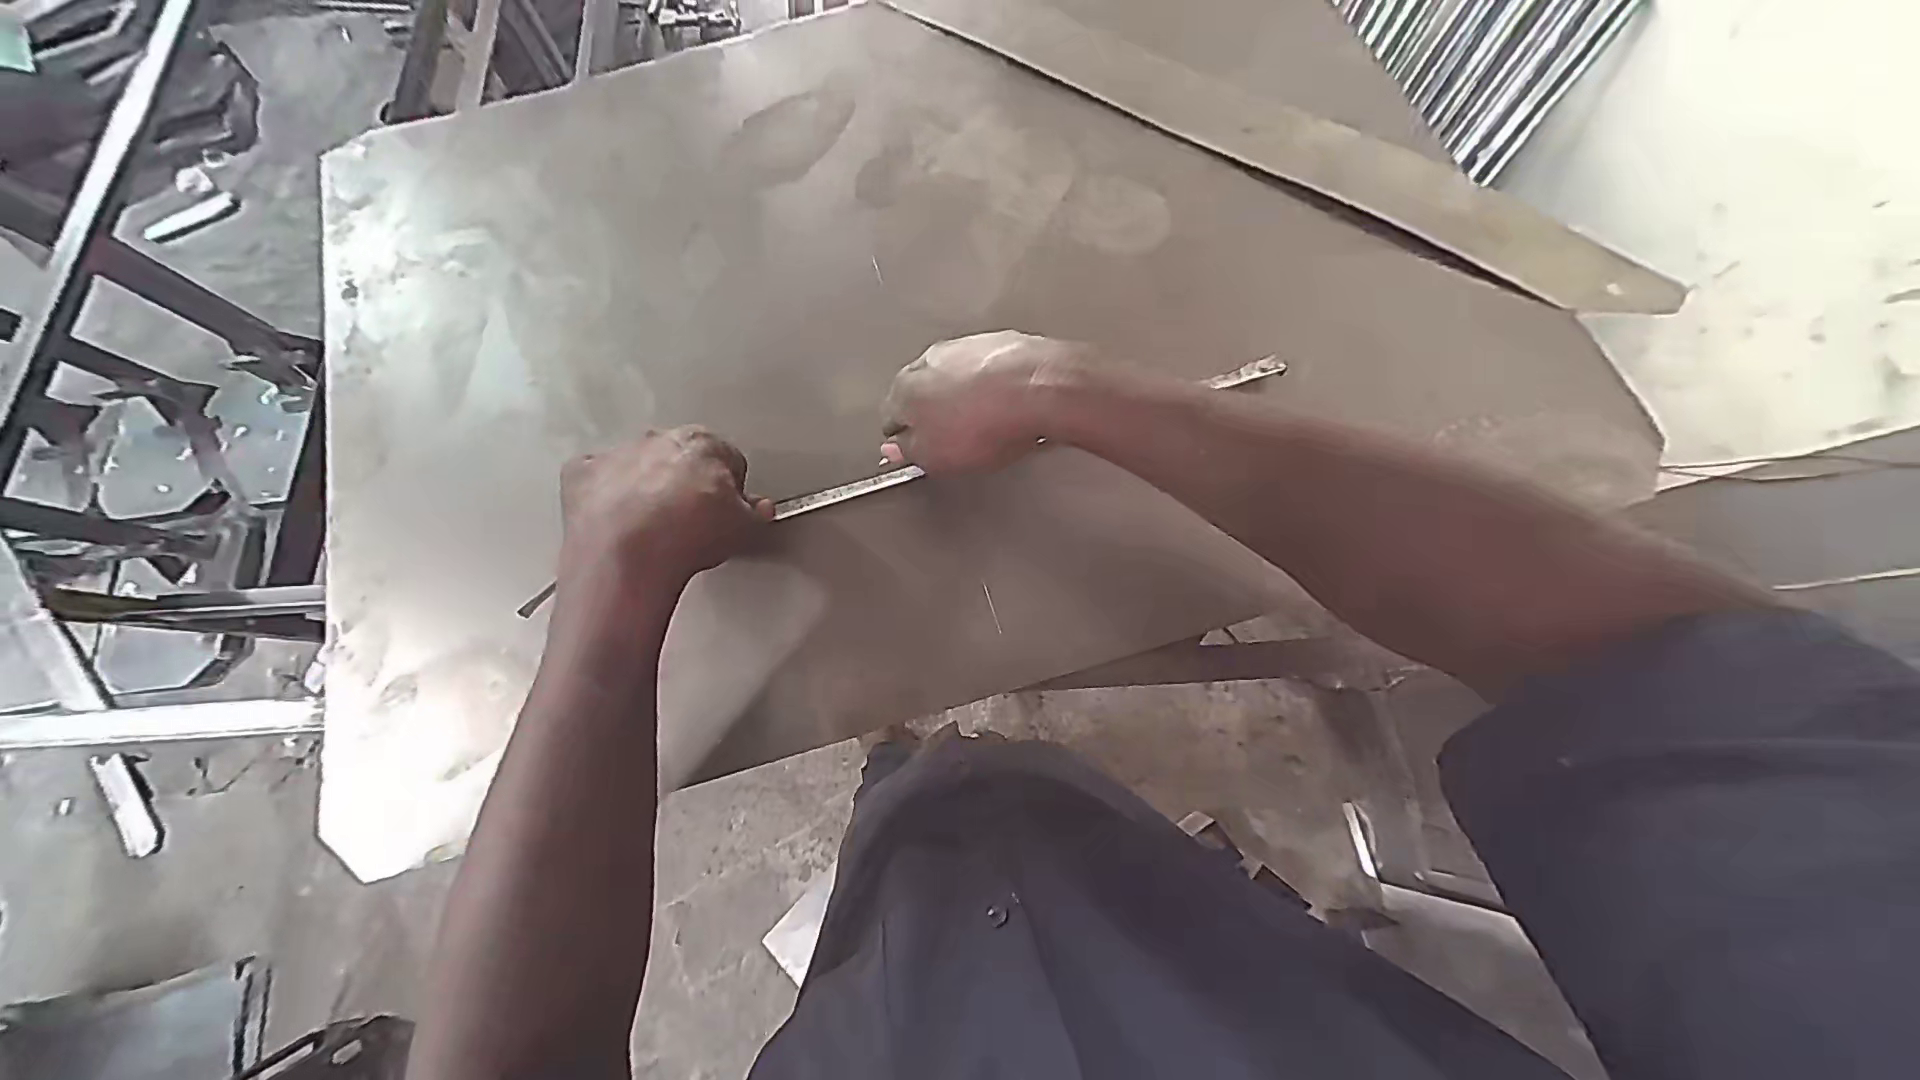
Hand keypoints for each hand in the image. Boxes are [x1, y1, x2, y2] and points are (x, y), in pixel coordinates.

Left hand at [559, 427, 772, 586]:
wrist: (628, 558)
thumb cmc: (684, 536)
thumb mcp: (743, 528)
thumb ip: (755, 511)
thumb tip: (758, 510)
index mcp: (703, 444)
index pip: (727, 459)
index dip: (730, 487)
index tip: (728, 506)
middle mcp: (660, 440)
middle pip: (682, 457)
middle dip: (688, 482)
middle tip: (695, 518)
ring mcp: (620, 455)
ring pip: (640, 464)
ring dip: (648, 485)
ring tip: (658, 527)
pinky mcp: (585, 475)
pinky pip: (599, 478)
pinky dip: (607, 495)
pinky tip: (621, 521)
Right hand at [880, 331, 1091, 472]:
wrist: (1040, 388)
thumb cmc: (989, 421)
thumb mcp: (937, 457)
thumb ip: (910, 452)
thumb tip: (896, 450)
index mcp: (905, 388)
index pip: (891, 416)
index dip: (904, 437)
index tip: (917, 450)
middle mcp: (930, 360)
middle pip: (922, 392)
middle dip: (933, 413)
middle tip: (953, 439)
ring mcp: (966, 347)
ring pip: (954, 377)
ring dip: (963, 397)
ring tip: (984, 424)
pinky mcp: (1000, 343)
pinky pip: (987, 370)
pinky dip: (992, 385)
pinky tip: (1006, 406)